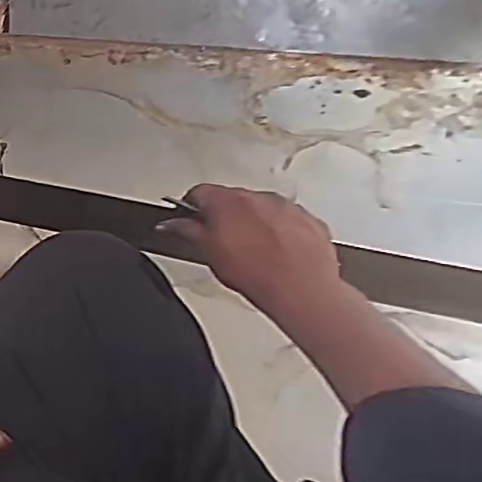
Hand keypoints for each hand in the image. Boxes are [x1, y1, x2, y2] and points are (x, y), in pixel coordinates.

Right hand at [156, 184, 344, 312]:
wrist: (299, 289)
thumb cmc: (255, 271)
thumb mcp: (206, 250)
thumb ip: (185, 230)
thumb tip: (171, 224)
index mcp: (228, 200)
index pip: (199, 192)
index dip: (190, 207)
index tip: (189, 220)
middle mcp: (259, 197)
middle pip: (231, 198)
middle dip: (222, 214)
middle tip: (217, 238)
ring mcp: (288, 208)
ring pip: (261, 207)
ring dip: (252, 221)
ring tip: (248, 249)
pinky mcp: (311, 221)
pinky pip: (288, 219)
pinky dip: (279, 229)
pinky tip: (272, 251)